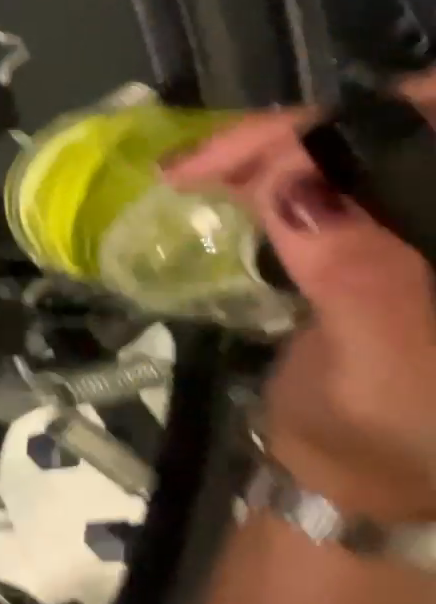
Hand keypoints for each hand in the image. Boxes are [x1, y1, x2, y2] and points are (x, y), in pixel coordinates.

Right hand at [167, 75, 435, 520]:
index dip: (344, 127)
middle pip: (391, 127)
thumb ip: (357, 272)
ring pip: (349, 149)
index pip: (433, 125)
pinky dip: (268, 172)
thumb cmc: (388, 432)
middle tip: (192, 166)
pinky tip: (222, 185)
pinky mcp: (374, 243)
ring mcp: (412, 229)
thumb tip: (291, 182)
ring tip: (191, 172)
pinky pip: (323, 182)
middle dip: (289, 134)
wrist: (360, 477)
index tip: (243, 160)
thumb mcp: (382, 360)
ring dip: (270, 150)